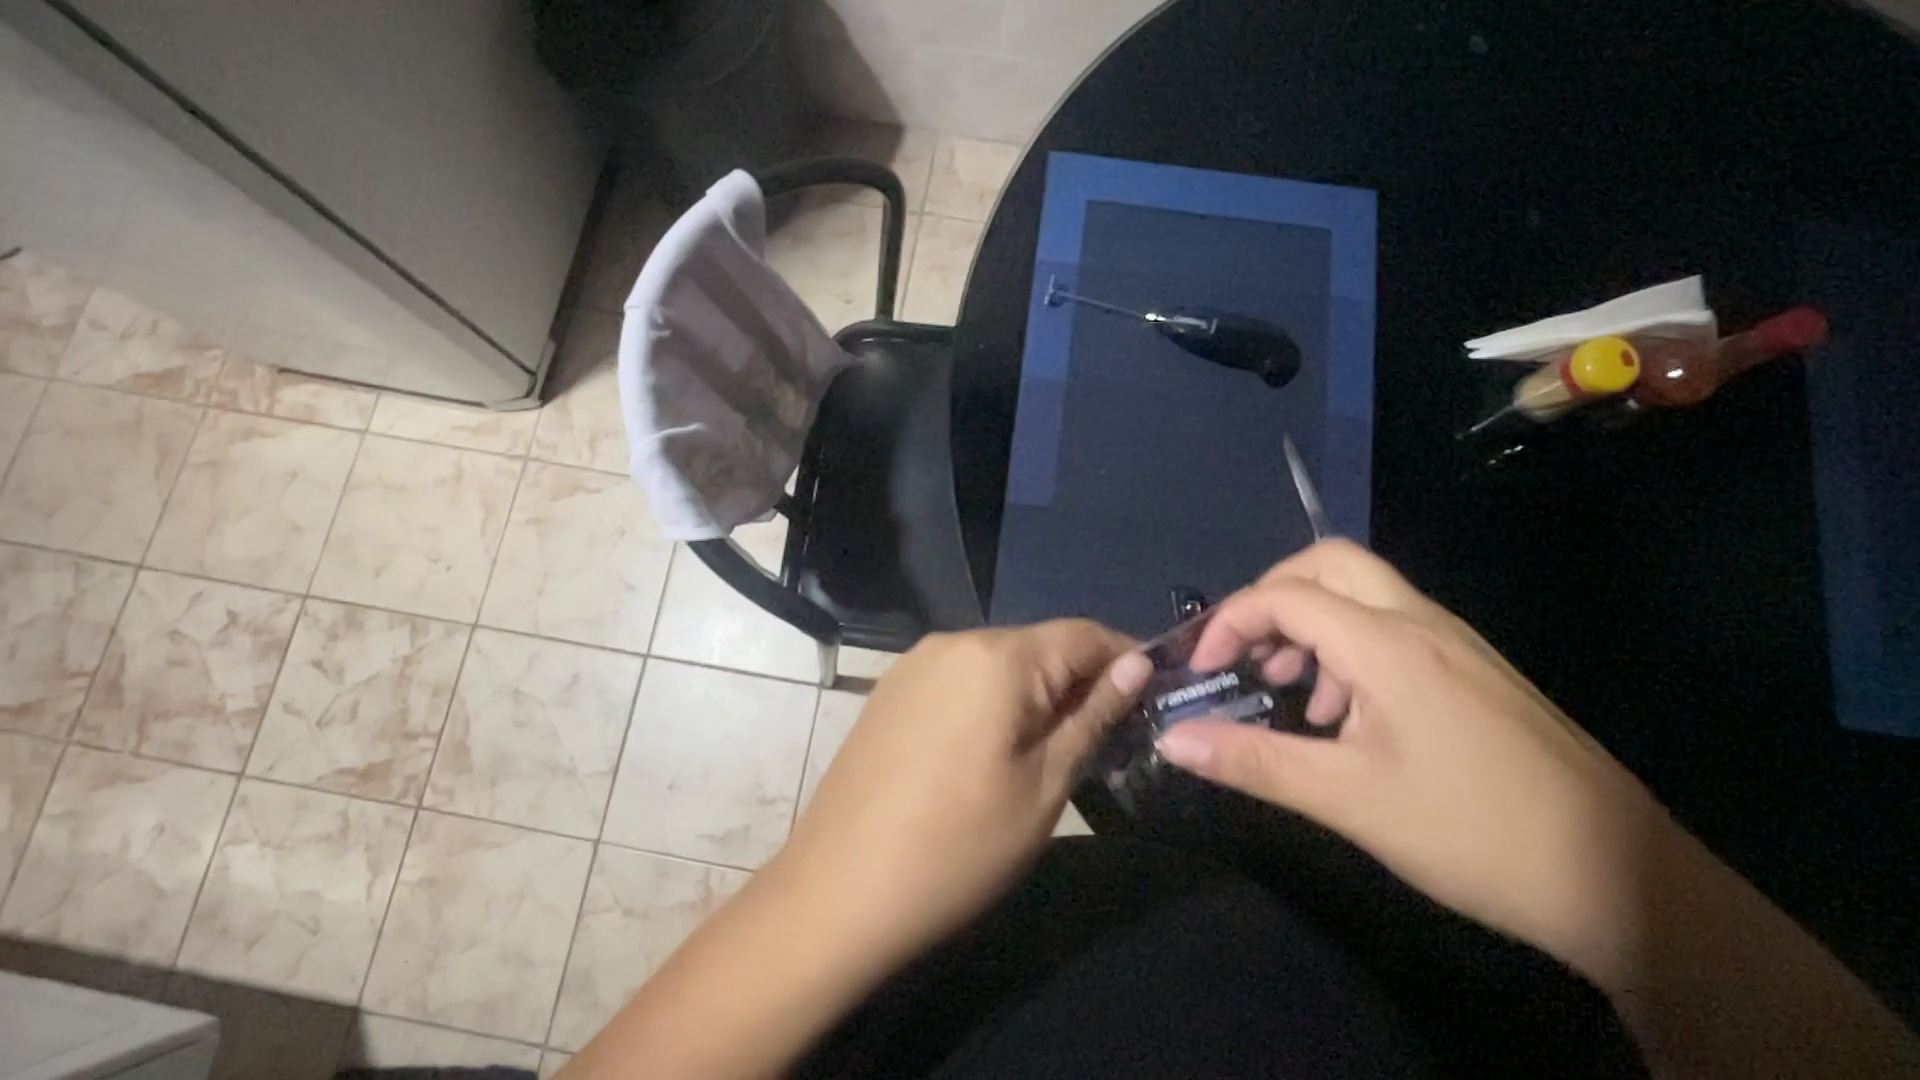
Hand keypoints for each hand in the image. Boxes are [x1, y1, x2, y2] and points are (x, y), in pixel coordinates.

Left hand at [777, 621, 1150, 967]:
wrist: (838, 891)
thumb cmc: (958, 846)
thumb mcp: (1045, 786)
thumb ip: (1091, 716)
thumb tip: (1136, 665)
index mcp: (996, 657)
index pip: (1083, 634)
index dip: (1126, 658)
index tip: (1156, 693)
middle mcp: (951, 643)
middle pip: (1037, 646)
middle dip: (1079, 681)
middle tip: (1111, 734)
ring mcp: (912, 667)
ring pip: (997, 665)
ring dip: (1034, 694)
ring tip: (1056, 747)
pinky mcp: (889, 694)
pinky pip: (959, 682)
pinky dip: (991, 703)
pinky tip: (995, 749)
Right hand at [1155, 540, 1679, 986]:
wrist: (1622, 879)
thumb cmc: (1471, 833)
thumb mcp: (1347, 800)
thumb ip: (1252, 760)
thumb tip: (1172, 738)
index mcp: (1387, 644)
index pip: (1286, 595)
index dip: (1231, 620)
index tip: (1204, 668)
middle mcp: (1422, 623)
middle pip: (1330, 564)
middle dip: (1273, 595)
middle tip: (1245, 652)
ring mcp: (1457, 644)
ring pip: (1365, 593)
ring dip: (1312, 621)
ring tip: (1290, 691)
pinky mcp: (1476, 670)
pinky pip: (1396, 627)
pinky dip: (1350, 646)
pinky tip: (1348, 716)